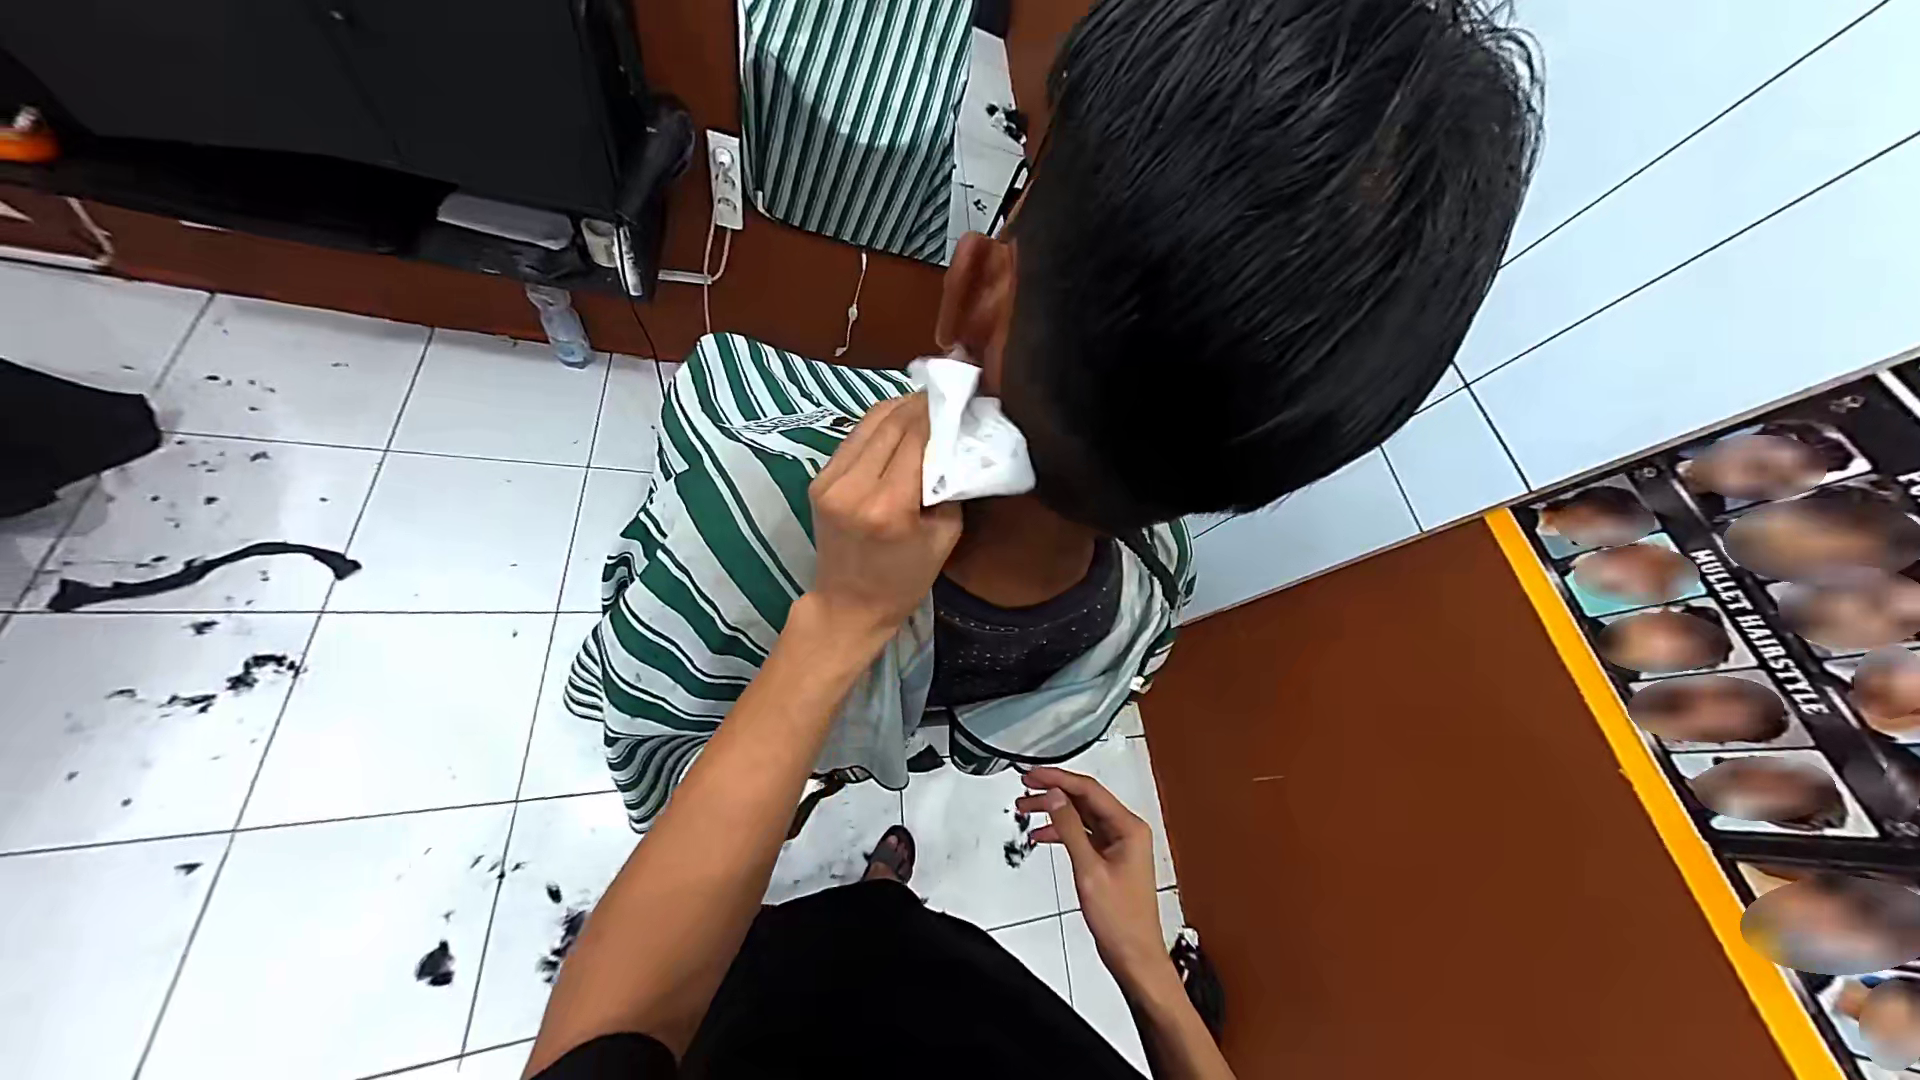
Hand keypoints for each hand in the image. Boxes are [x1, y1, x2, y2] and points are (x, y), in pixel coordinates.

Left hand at [803, 394, 962, 647]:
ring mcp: (829, 482)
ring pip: (868, 423)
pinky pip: (853, 438)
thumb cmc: (904, 580)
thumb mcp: (945, 536)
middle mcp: (853, 487)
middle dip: (921, 404)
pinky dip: (879, 425)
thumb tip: (955, 443)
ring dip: (899, 408)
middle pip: (891, 423)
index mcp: (888, 507)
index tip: (960, 396)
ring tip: (924, 401)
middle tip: (946, 393)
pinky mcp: (818, 480)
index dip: (939, 412)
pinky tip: (898, 422)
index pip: (916, 438)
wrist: (848, 605)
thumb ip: (949, 485)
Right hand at [1019, 766, 1172, 991]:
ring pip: (1080, 814)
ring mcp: (1118, 843)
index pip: (1088, 789)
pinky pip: (1082, 833)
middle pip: (1083, 798)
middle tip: (1027, 786)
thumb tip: (1056, 797)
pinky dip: (1061, 831)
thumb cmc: (1122, 921)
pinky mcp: (1109, 856)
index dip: (1058, 778)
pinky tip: (1042, 833)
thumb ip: (1070, 828)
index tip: (1035, 775)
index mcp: (1129, 827)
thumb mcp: (1089, 870)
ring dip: (1054, 810)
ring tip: (1026, 806)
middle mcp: (1126, 830)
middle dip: (1053, 791)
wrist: (1134, 957)